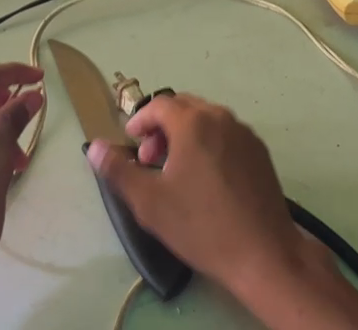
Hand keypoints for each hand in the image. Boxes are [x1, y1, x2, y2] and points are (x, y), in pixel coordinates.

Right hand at [86, 95, 357, 329]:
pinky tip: (206, 178)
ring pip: (206, 119)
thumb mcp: (150, 202)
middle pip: (183, 106)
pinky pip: (226, 133)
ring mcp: (244, 132)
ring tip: (176, 170)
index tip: (131, 145)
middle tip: (150, 160)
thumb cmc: (201, 226)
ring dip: (185, 134)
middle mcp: (220, 117)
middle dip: (161, 127)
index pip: (158, 105)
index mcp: (193, 122)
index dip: (140, 121)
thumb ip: (118, 170)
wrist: (263, 253)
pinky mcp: (259, 150)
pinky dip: (208, 142)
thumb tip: (94, 146)